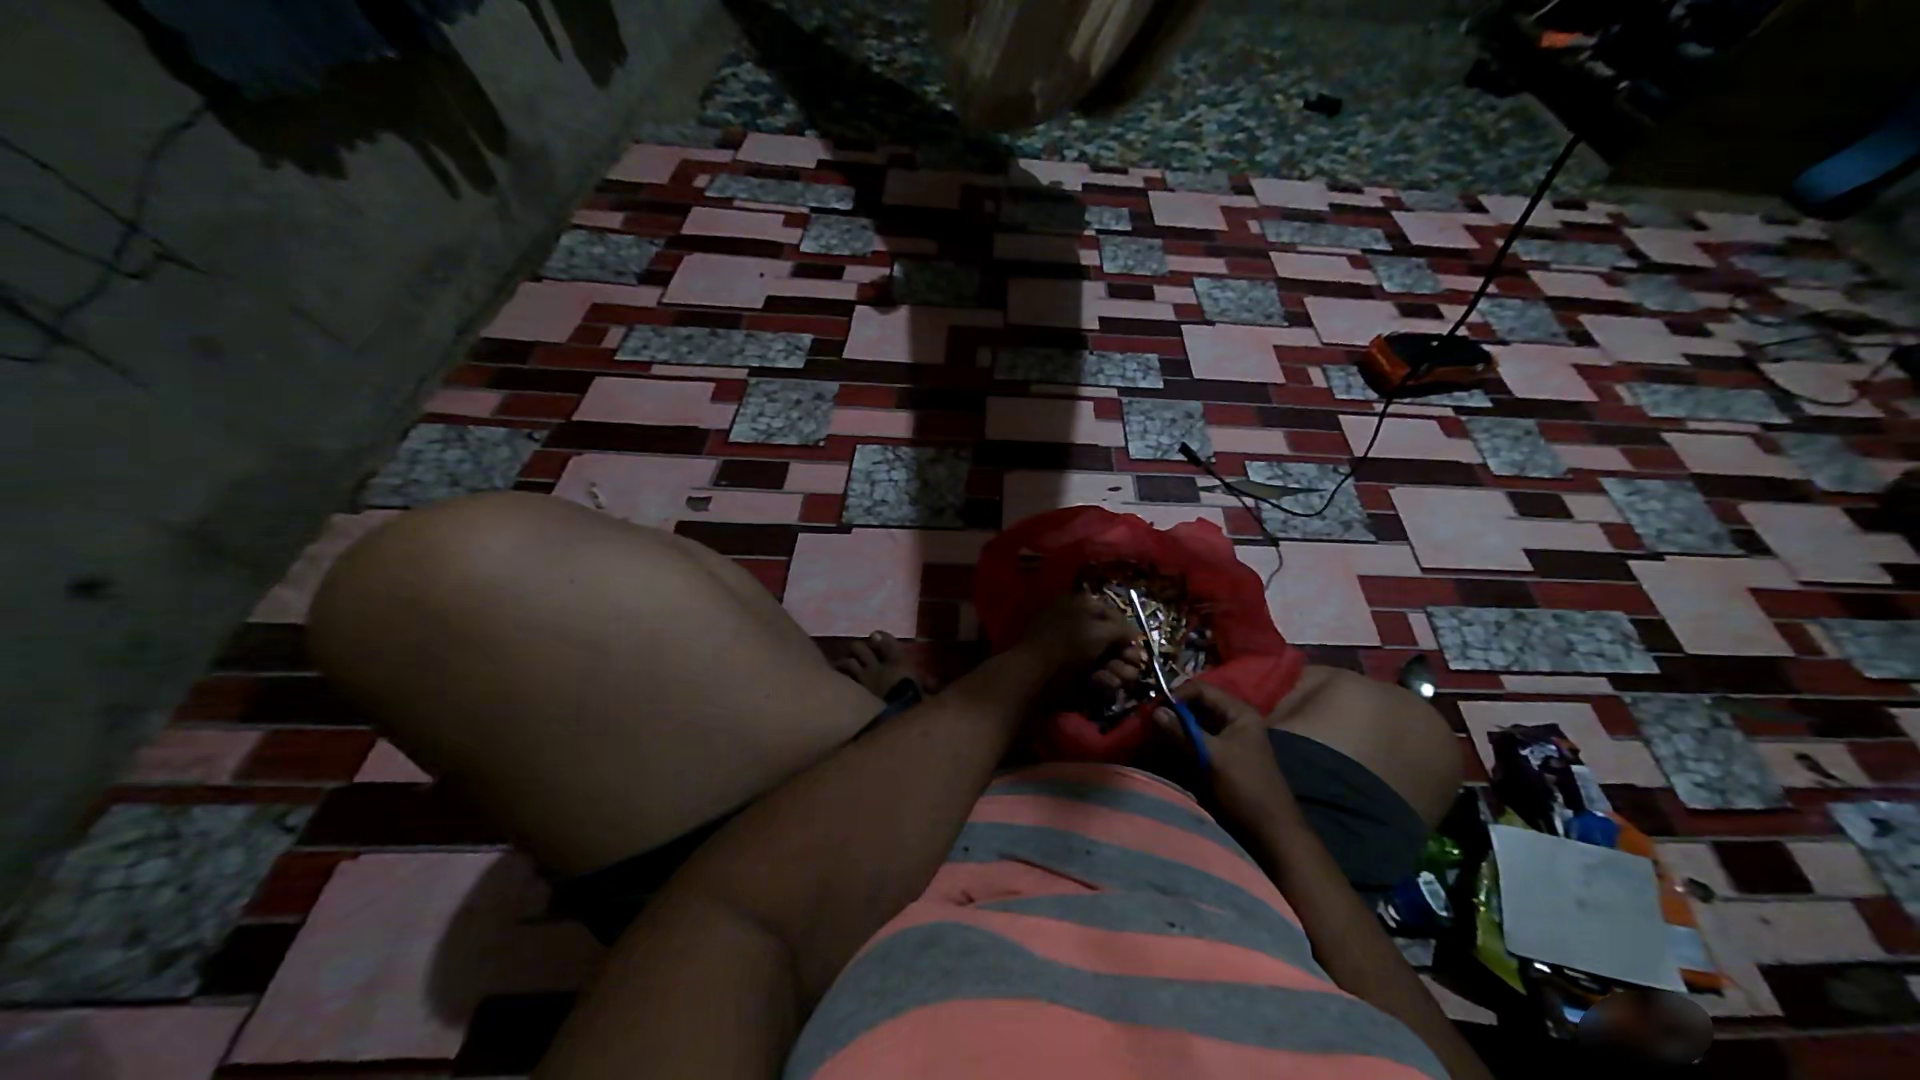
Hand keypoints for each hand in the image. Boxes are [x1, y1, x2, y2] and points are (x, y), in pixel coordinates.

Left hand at [1016, 590, 1139, 674]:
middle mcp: (1073, 624)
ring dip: (1118, 667)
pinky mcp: (1068, 672)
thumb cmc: (1069, 643)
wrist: (1036, 674)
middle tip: (1135, 663)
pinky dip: (1102, 679)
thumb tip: (1133, 635)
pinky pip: (1091, 673)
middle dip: (1124, 652)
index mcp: (1076, 605)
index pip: (1107, 611)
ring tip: (1124, 676)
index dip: (1124, 626)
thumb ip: (1121, 630)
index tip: (1136, 641)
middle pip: (1107, 638)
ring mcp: (1070, 649)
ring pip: (1102, 658)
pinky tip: (1105, 682)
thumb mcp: (1100, 630)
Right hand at [1153, 681, 1295, 832]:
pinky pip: (1197, 741)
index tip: (1153, 708)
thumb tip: (1155, 711)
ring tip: (1154, 736)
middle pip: (1197, 705)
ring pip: (1195, 724)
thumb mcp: (1212, 756)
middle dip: (1173, 712)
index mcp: (1238, 712)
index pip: (1201, 689)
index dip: (1176, 695)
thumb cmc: (1244, 787)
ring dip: (1176, 728)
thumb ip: (1183, 732)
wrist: (1270, 830)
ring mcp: (1229, 739)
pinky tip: (1166, 749)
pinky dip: (1182, 742)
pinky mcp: (1222, 756)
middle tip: (1149, 722)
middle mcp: (1234, 720)